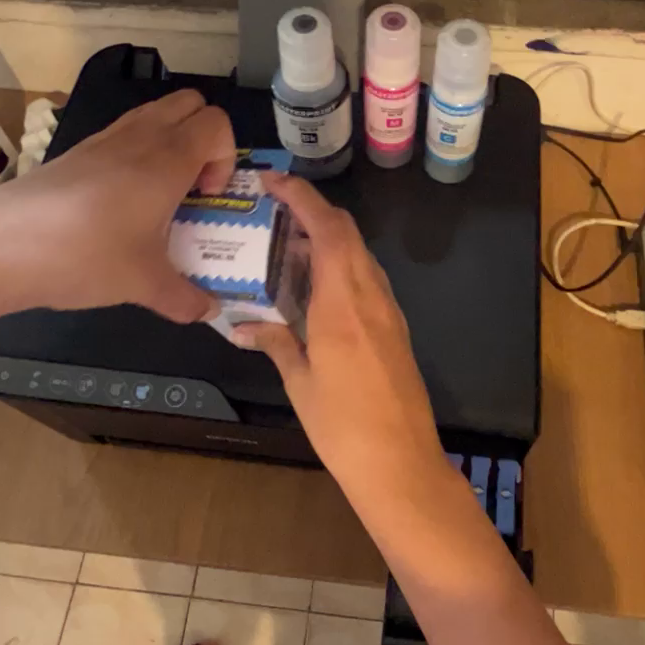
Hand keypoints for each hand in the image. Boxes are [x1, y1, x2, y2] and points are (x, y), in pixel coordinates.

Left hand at [0, 89, 234, 321]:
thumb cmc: (85, 257)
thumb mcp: (144, 285)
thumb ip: (185, 298)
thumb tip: (209, 311)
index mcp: (166, 160)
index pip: (216, 123)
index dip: (226, 157)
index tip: (208, 197)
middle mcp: (139, 138)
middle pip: (190, 103)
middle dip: (204, 138)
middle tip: (193, 187)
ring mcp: (103, 139)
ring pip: (155, 114)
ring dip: (171, 142)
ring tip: (161, 194)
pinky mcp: (76, 152)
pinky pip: (123, 133)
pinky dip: (138, 152)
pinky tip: (122, 202)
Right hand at [235, 173, 446, 478]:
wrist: (402, 463)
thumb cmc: (343, 427)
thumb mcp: (300, 384)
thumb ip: (275, 343)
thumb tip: (243, 325)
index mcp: (342, 303)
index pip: (327, 229)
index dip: (302, 197)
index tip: (274, 181)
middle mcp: (371, 295)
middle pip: (346, 232)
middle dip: (312, 211)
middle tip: (274, 210)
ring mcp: (388, 309)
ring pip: (359, 253)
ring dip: (328, 238)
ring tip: (287, 246)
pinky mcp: (395, 326)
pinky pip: (367, 278)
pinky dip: (341, 265)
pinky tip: (316, 285)